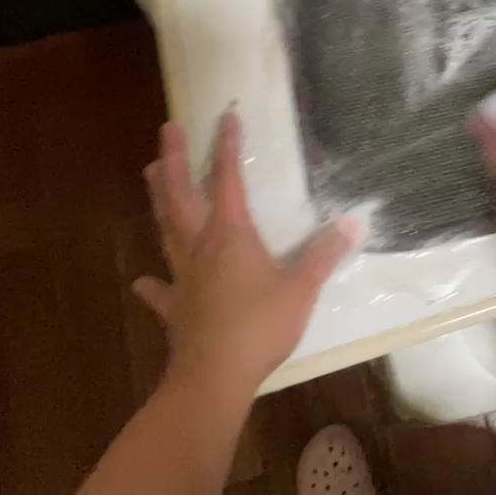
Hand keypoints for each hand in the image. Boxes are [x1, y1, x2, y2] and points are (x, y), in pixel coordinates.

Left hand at [134, 112, 357, 390]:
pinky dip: (151, 283)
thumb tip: (354, 223)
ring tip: (149, 173)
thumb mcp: (302, 288)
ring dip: (159, 199)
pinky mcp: (175, 308)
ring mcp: (182, 277)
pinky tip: (141, 282)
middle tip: (168, 129)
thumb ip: (325, 255)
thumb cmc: (260, 326)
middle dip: (176, 160)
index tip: (226, 116)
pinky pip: (160, 290)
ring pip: (166, 228)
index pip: (228, 180)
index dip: (228, 147)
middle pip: (181, 195)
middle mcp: (200, 246)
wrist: (214, 378)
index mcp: (231, 234)